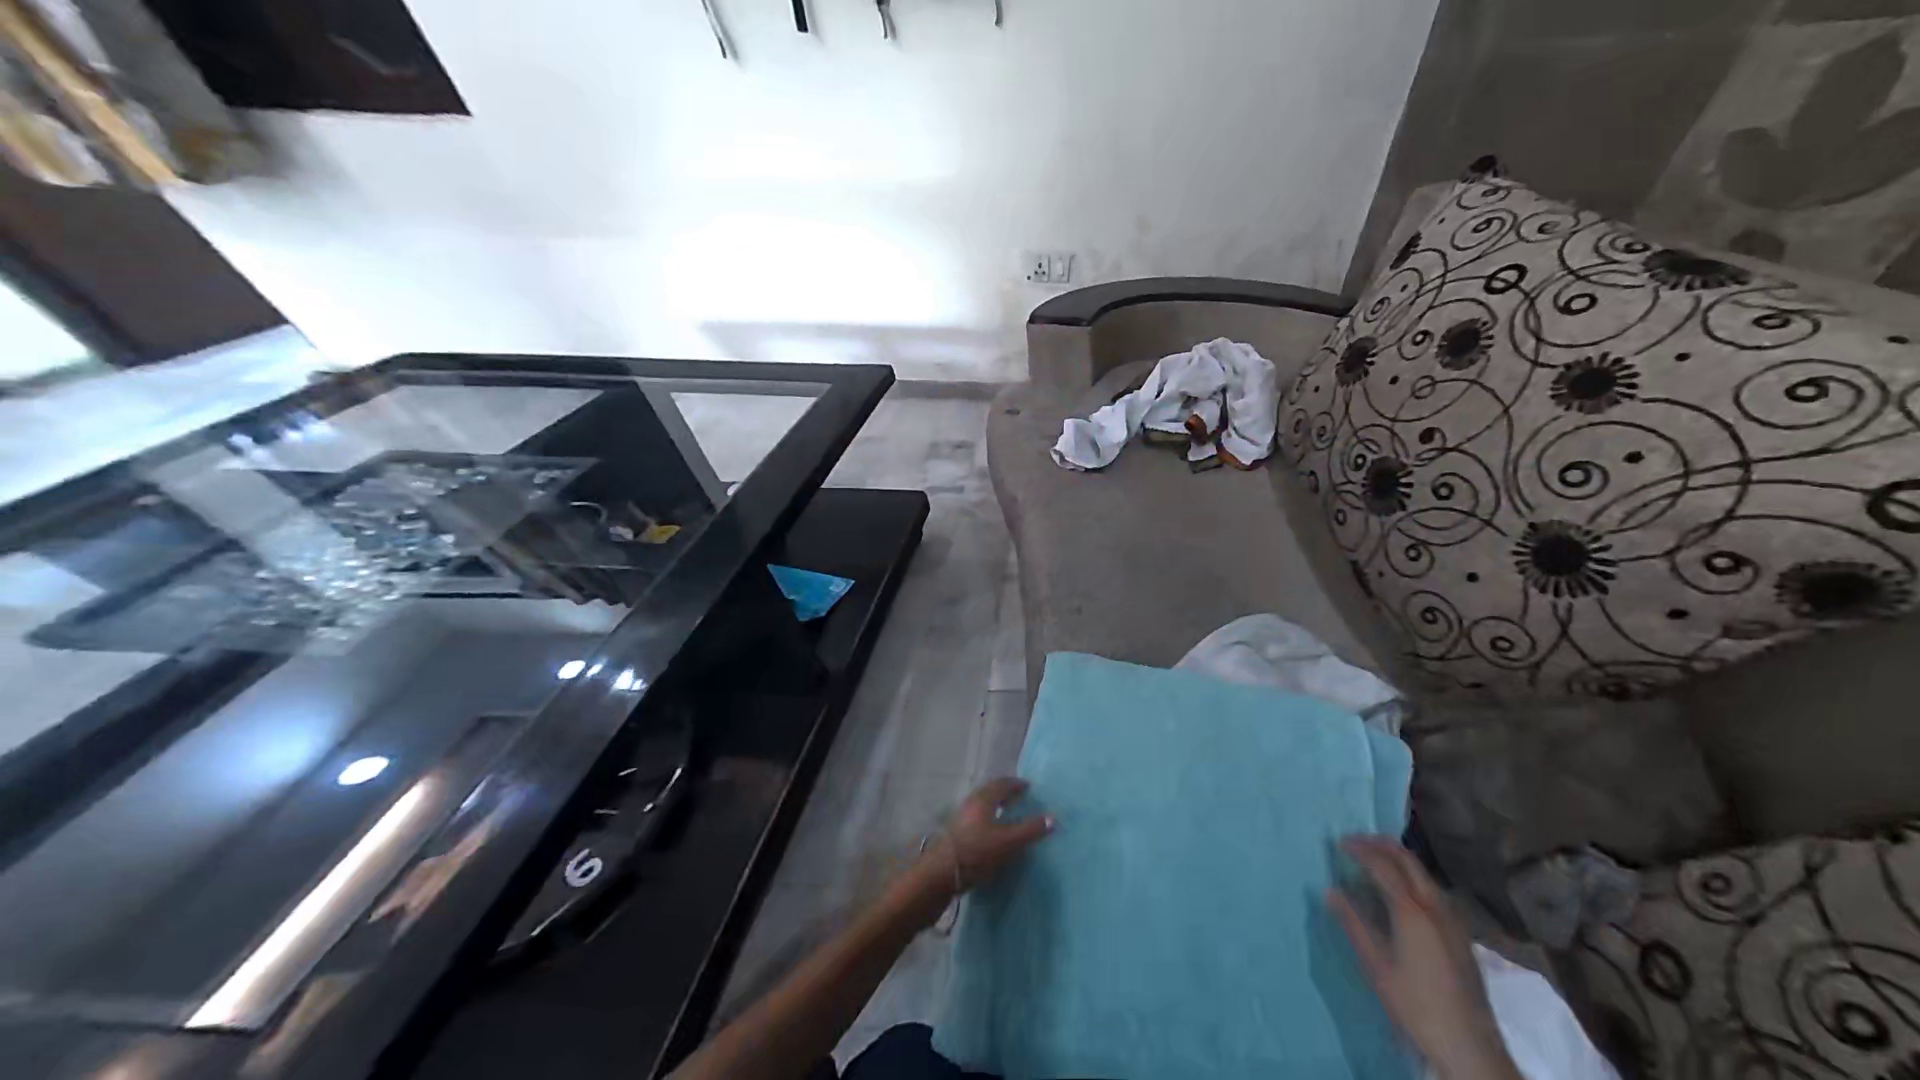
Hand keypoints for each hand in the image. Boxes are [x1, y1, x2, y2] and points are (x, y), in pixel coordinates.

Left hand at [899, 778, 1053, 921]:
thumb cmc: (977, 852)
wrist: (941, 875)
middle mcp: (971, 804)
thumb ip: (1031, 830)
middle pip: (990, 793)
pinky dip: (990, 819)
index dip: (1016, 784)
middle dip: (1006, 794)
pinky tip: (994, 834)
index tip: (1029, 787)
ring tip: (1010, 816)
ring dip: (997, 807)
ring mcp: (961, 819)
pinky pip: (978, 819)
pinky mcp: (956, 834)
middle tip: (1021, 799)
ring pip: (982, 806)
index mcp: (983, 799)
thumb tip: (1053, 817)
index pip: (1002, 783)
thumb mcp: (1009, 842)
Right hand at [1329, 837, 1520, 1079]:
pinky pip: (1432, 889)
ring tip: (1373, 860)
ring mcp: (1452, 919)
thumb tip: (1331, 890)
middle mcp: (1435, 906)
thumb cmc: (1415, 1003)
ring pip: (1423, 873)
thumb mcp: (1376, 964)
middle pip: (1408, 860)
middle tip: (1355, 841)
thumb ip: (1353, 922)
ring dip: (1397, 859)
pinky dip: (1410, 876)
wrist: (1469, 1045)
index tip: (1338, 843)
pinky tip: (1399, 891)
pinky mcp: (1460, 933)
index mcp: (1412, 910)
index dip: (1359, 849)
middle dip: (1380, 844)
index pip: (1382, 865)